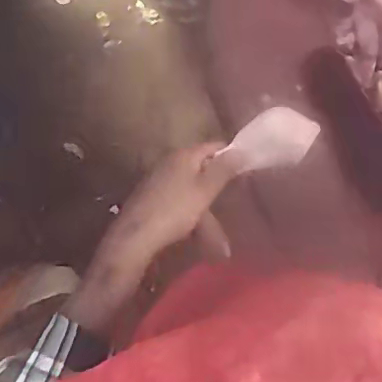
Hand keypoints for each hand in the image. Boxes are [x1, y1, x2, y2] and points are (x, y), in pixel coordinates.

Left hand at [98, 142, 237, 268]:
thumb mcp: (205, 190)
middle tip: (232, 198)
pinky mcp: (150, 195)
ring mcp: (158, 177)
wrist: (136, 235)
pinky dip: (190, 208)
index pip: (213, 146)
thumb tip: (241, 149)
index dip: (230, 154)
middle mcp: (169, 160)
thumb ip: (223, 170)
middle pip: (201, 167)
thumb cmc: (175, 210)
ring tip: (215, 227)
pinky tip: (193, 225)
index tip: (245, 167)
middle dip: (217, 184)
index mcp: (184, 155)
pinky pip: (178, 196)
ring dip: (204, 204)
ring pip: (190, 185)